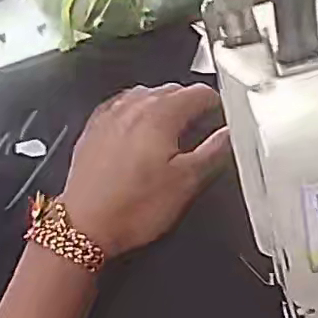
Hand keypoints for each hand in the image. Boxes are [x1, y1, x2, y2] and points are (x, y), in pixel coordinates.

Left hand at [58, 83, 230, 257]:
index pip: (199, 93)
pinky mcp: (94, 131)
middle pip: (171, 91)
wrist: (86, 225)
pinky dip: (137, 118)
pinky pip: (122, 111)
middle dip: (190, 106)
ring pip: (145, 98)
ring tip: (173, 136)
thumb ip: (214, 151)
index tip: (223, 118)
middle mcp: (132, 107)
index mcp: (160, 114)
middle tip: (203, 130)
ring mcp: (110, 116)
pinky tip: (141, 139)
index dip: (217, 105)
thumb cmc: (133, 208)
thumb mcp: (187, 182)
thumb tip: (230, 133)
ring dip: (163, 110)